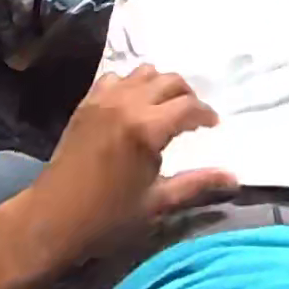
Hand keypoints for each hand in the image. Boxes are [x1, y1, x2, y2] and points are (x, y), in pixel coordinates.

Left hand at [0, 65, 236, 266]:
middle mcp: (128, 103)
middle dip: (187, 94)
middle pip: (169, 80)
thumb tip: (233, 177)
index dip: (206, 114)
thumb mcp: (158, 203)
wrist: (55, 216)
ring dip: (159, 84)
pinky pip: (115, 77)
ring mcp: (104, 98)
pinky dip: (130, 84)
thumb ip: (197, 184)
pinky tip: (132, 104)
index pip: (189, 107)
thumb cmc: (109, 216)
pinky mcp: (87, 101)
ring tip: (165, 106)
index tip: (213, 125)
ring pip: (142, 72)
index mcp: (148, 128)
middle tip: (193, 116)